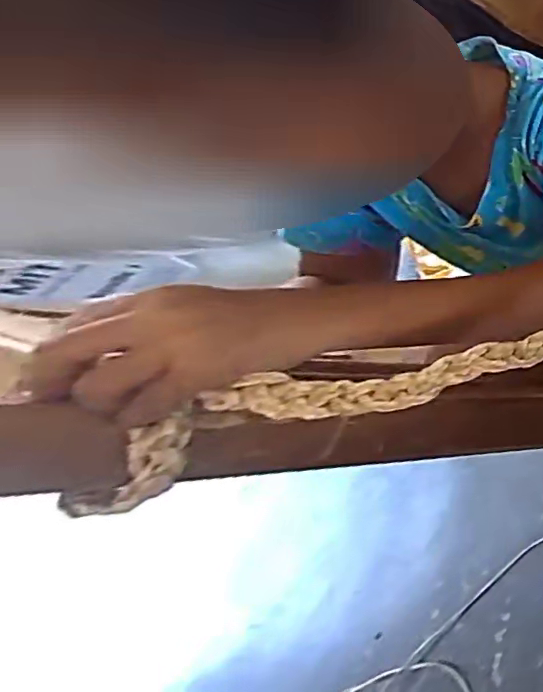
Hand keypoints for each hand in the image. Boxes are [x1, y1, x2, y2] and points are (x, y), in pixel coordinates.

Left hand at [22, 285, 327, 426]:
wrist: (316, 317)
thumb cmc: (266, 313)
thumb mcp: (201, 307)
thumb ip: (153, 323)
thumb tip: (103, 356)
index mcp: (156, 297)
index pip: (74, 325)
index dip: (59, 355)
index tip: (63, 376)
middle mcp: (155, 316)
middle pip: (64, 353)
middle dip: (54, 385)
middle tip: (67, 403)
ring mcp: (177, 344)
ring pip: (98, 386)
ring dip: (103, 406)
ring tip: (125, 409)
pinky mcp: (199, 371)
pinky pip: (146, 404)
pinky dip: (141, 416)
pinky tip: (155, 415)